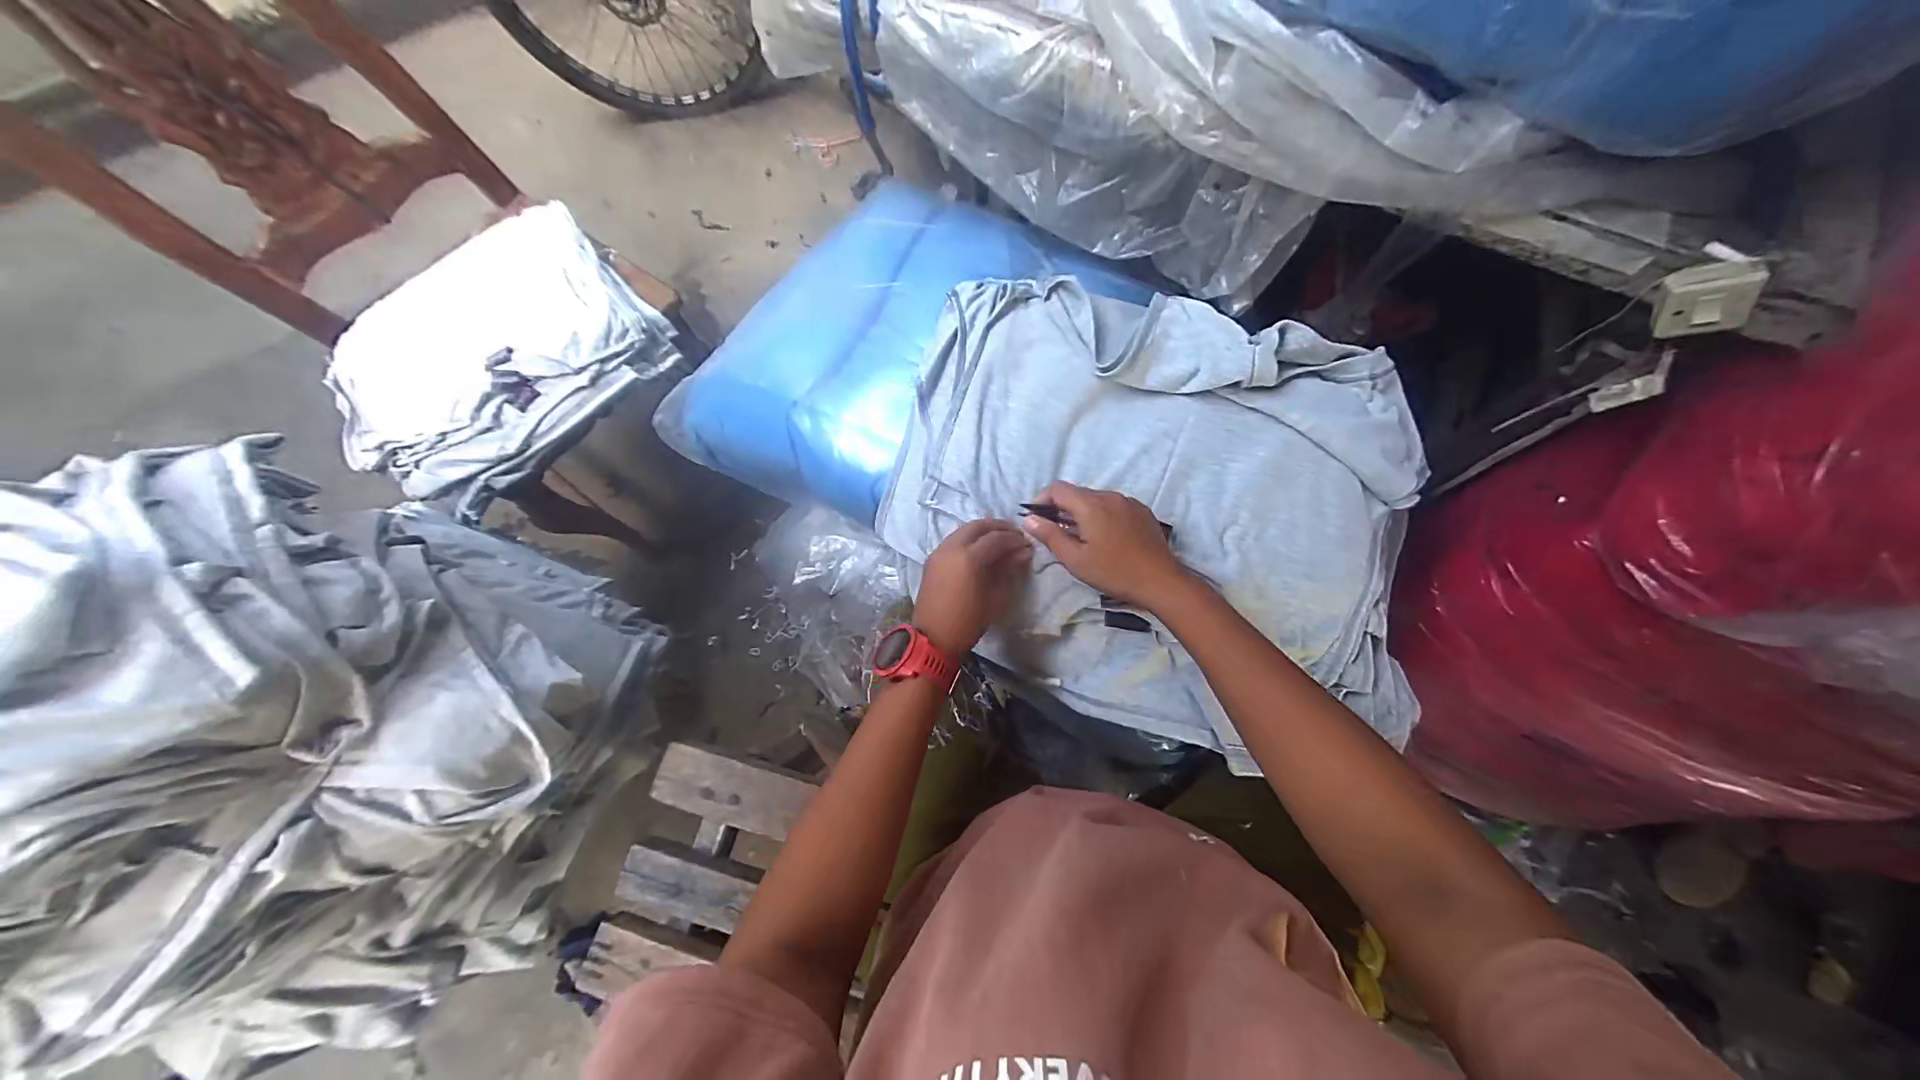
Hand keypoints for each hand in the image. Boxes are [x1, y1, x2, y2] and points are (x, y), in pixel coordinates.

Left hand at [913, 519, 1032, 655]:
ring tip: (1000, 540)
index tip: (1027, 544)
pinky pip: (954, 540)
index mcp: (969, 557)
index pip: (997, 538)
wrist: (933, 638)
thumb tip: (1023, 552)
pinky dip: (970, 538)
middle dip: (999, 527)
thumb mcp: (995, 597)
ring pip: (964, 530)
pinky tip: (981, 549)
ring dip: (983, 531)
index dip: (1014, 539)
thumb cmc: (968, 622)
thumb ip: (1008, 569)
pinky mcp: (932, 559)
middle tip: (1015, 535)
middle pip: (978, 526)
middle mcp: (952, 548)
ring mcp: (939, 551)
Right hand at [1020, 482, 1193, 610]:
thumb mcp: (1075, 559)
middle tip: (1056, 533)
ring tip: (1081, 538)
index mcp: (1091, 505)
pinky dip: (1102, 515)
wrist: (1160, 581)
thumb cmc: (1113, 572)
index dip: (1041, 500)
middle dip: (1061, 508)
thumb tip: (1028, 519)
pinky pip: (1114, 506)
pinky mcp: (1142, 511)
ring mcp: (1128, 502)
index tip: (1037, 520)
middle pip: (1077, 493)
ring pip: (1096, 499)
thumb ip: (1050, 536)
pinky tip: (1105, 538)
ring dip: (1082, 512)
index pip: (1057, 488)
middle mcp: (1110, 496)